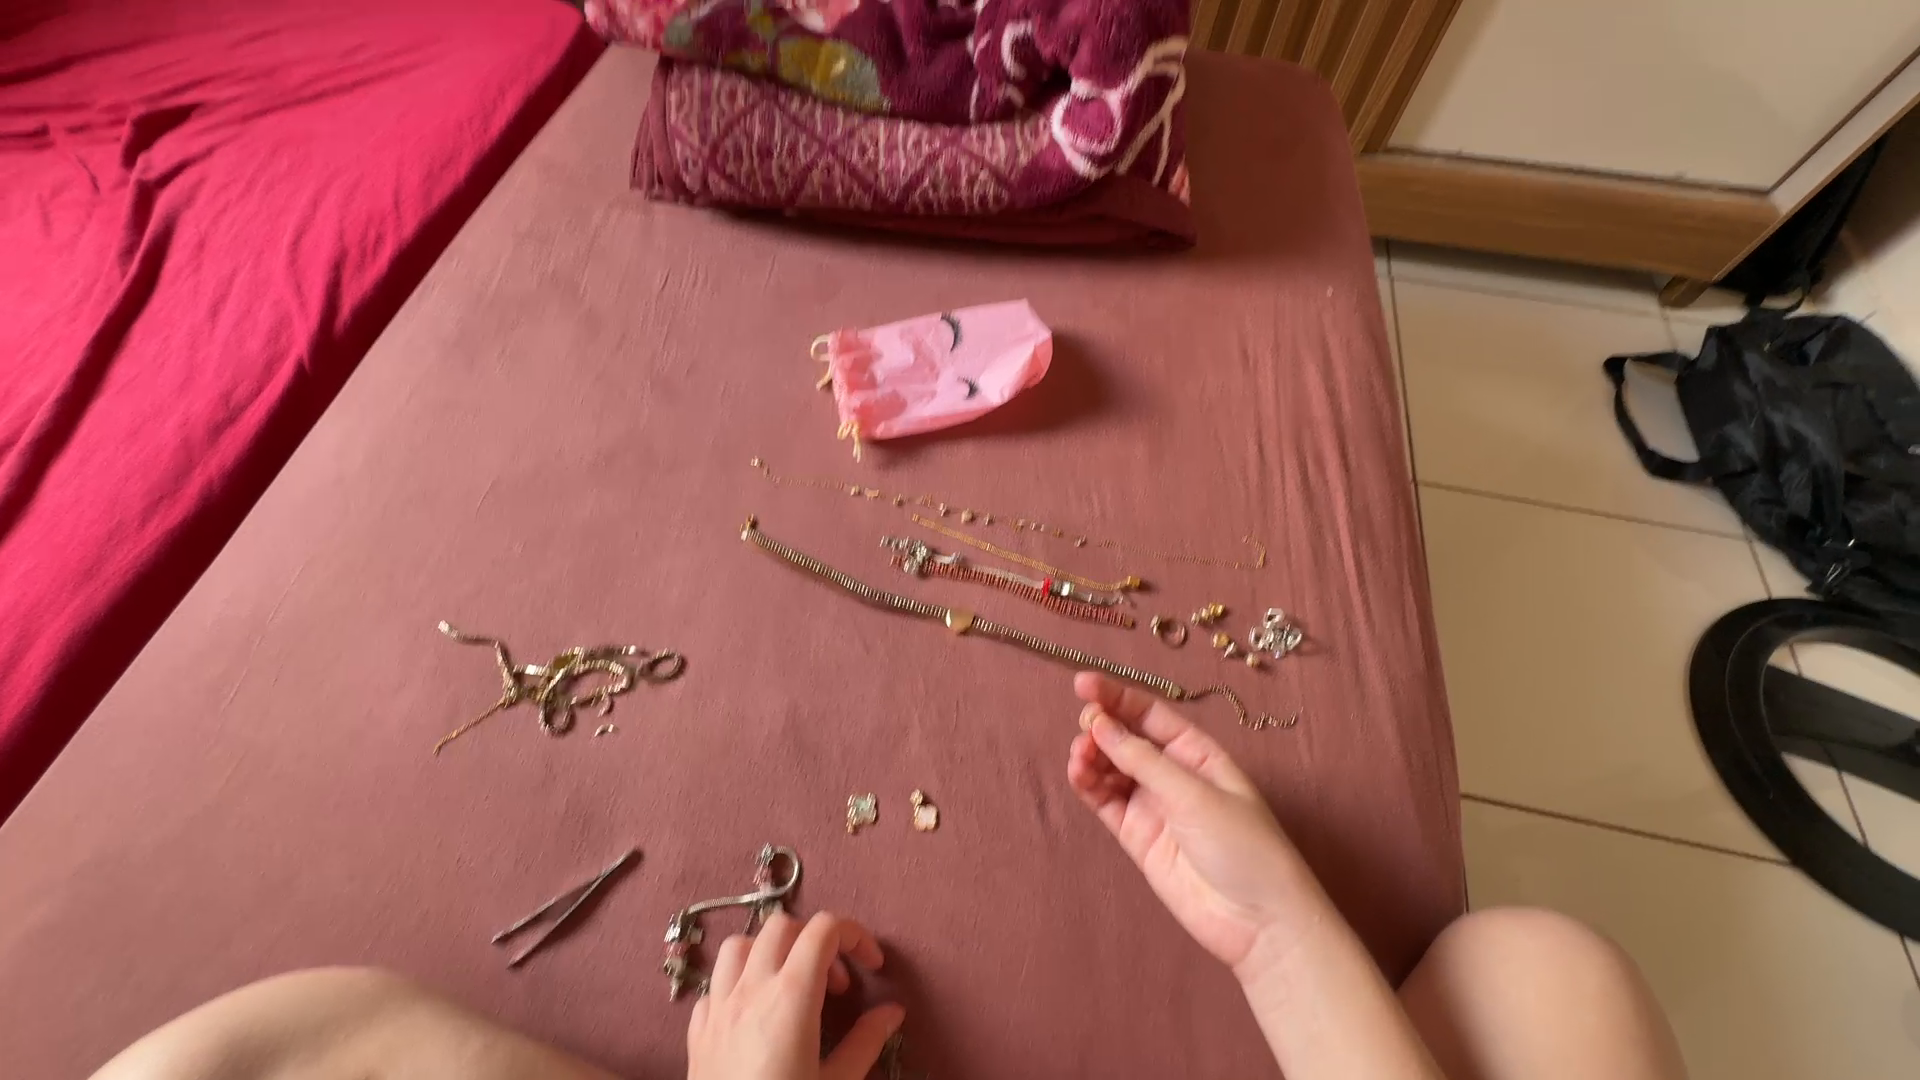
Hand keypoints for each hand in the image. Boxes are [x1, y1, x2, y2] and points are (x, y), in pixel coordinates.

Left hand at [687, 912, 904, 1079]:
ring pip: (740, 945)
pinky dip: (736, 985)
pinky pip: (713, 986)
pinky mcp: (696, 1034)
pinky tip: (751, 1014)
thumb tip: (893, 1011)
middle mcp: (751, 988)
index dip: (855, 936)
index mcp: (791, 994)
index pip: (824, 929)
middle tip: (834, 983)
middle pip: (782, 926)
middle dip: (814, 940)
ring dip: (768, 952)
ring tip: (789, 984)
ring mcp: (718, 1008)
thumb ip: (866, 1042)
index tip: (872, 966)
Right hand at [1066, 673, 1321, 976]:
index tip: (1083, 684)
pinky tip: (1078, 774)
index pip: (1150, 715)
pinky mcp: (1136, 835)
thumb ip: (1144, 760)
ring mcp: (1153, 804)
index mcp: (1197, 753)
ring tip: (1080, 757)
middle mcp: (1172, 773)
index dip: (1117, 696)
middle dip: (1100, 727)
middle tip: (1084, 728)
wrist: (1259, 924)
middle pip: (1125, 738)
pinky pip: (1105, 801)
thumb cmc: (1244, 847)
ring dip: (1091, 756)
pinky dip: (1088, 784)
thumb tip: (1099, 724)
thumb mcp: (1195, 795)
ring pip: (1110, 768)